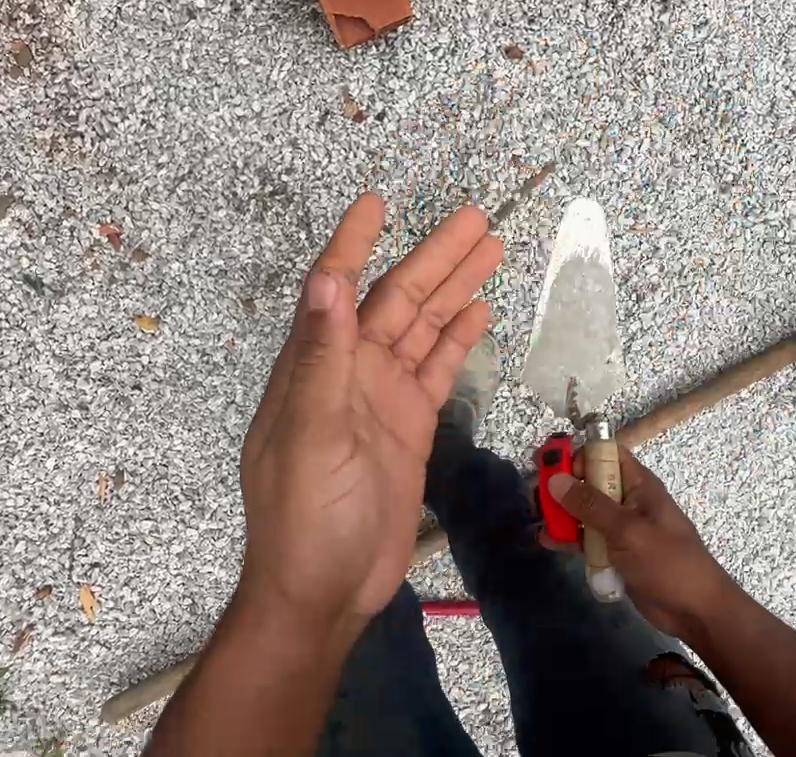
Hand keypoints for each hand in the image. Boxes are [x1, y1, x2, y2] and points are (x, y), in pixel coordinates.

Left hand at [238, 194, 502, 640]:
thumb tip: (327, 278)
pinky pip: (437, 368)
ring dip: (454, 288)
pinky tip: (479, 311)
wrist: (323, 592)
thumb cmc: (305, 514)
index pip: (335, 286)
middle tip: (476, 218)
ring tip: (490, 249)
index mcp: (319, 363)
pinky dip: (457, 339)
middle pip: (397, 298)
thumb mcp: (310, 434)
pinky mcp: (410, 423)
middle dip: (435, 257)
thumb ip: (322, 356)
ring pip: (424, 327)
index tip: (375, 202)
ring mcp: (383, 395)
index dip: (354, 241)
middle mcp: (351, 368)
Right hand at [544, 447, 740, 642]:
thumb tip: (555, 479)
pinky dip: (569, 538)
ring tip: (538, 518)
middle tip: (536, 495)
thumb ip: (590, 505)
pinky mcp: (616, 552)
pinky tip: (548, 541)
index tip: (553, 467)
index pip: (605, 454)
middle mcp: (628, 500)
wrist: (696, 613)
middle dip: (563, 486)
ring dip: (562, 513)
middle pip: (590, 481)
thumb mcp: (627, 530)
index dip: (579, 455)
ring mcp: (621, 528)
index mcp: (639, 485)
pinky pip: (587, 537)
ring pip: (585, 511)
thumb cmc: (668, 563)